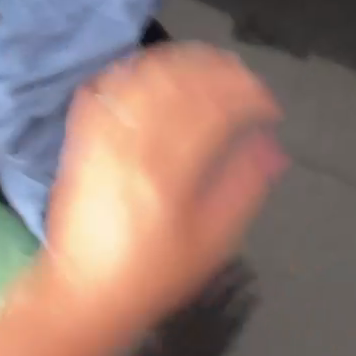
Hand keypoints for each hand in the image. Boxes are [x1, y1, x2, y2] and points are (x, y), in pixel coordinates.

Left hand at [39, 43, 285, 340]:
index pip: (217, 108)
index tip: (270, 107)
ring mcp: (103, 137)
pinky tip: (159, 71)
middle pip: (182, 81)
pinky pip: (109, 86)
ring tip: (212, 67)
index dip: (251, 96)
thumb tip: (272, 147)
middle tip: (247, 80)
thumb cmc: (154, 274)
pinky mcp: (83, 138)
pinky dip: (138, 70)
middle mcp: (133, 144)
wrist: (85, 293)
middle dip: (222, 71)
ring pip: (146, 75)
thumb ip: (244, 187)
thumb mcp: (212, 242)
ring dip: (184, 61)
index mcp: (169, 171)